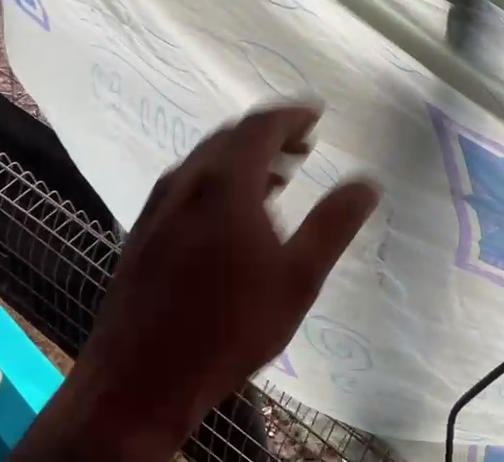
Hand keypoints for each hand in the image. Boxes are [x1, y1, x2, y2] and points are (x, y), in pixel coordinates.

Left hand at [14, 106, 379, 460]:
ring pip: (206, 161)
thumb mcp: (297, 279)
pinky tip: (234, 216)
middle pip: (232, 137)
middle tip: (304, 147)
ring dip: (245, 158)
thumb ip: (334, 224)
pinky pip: (188, 185)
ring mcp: (158, 206)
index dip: (293, 116)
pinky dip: (219, 180)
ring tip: (278, 178)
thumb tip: (368, 184)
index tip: (317, 116)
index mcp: (224, 181)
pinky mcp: (143, 233)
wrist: (136, 386)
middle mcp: (186, 181)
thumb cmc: (227, 328)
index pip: (261, 126)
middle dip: (271, 135)